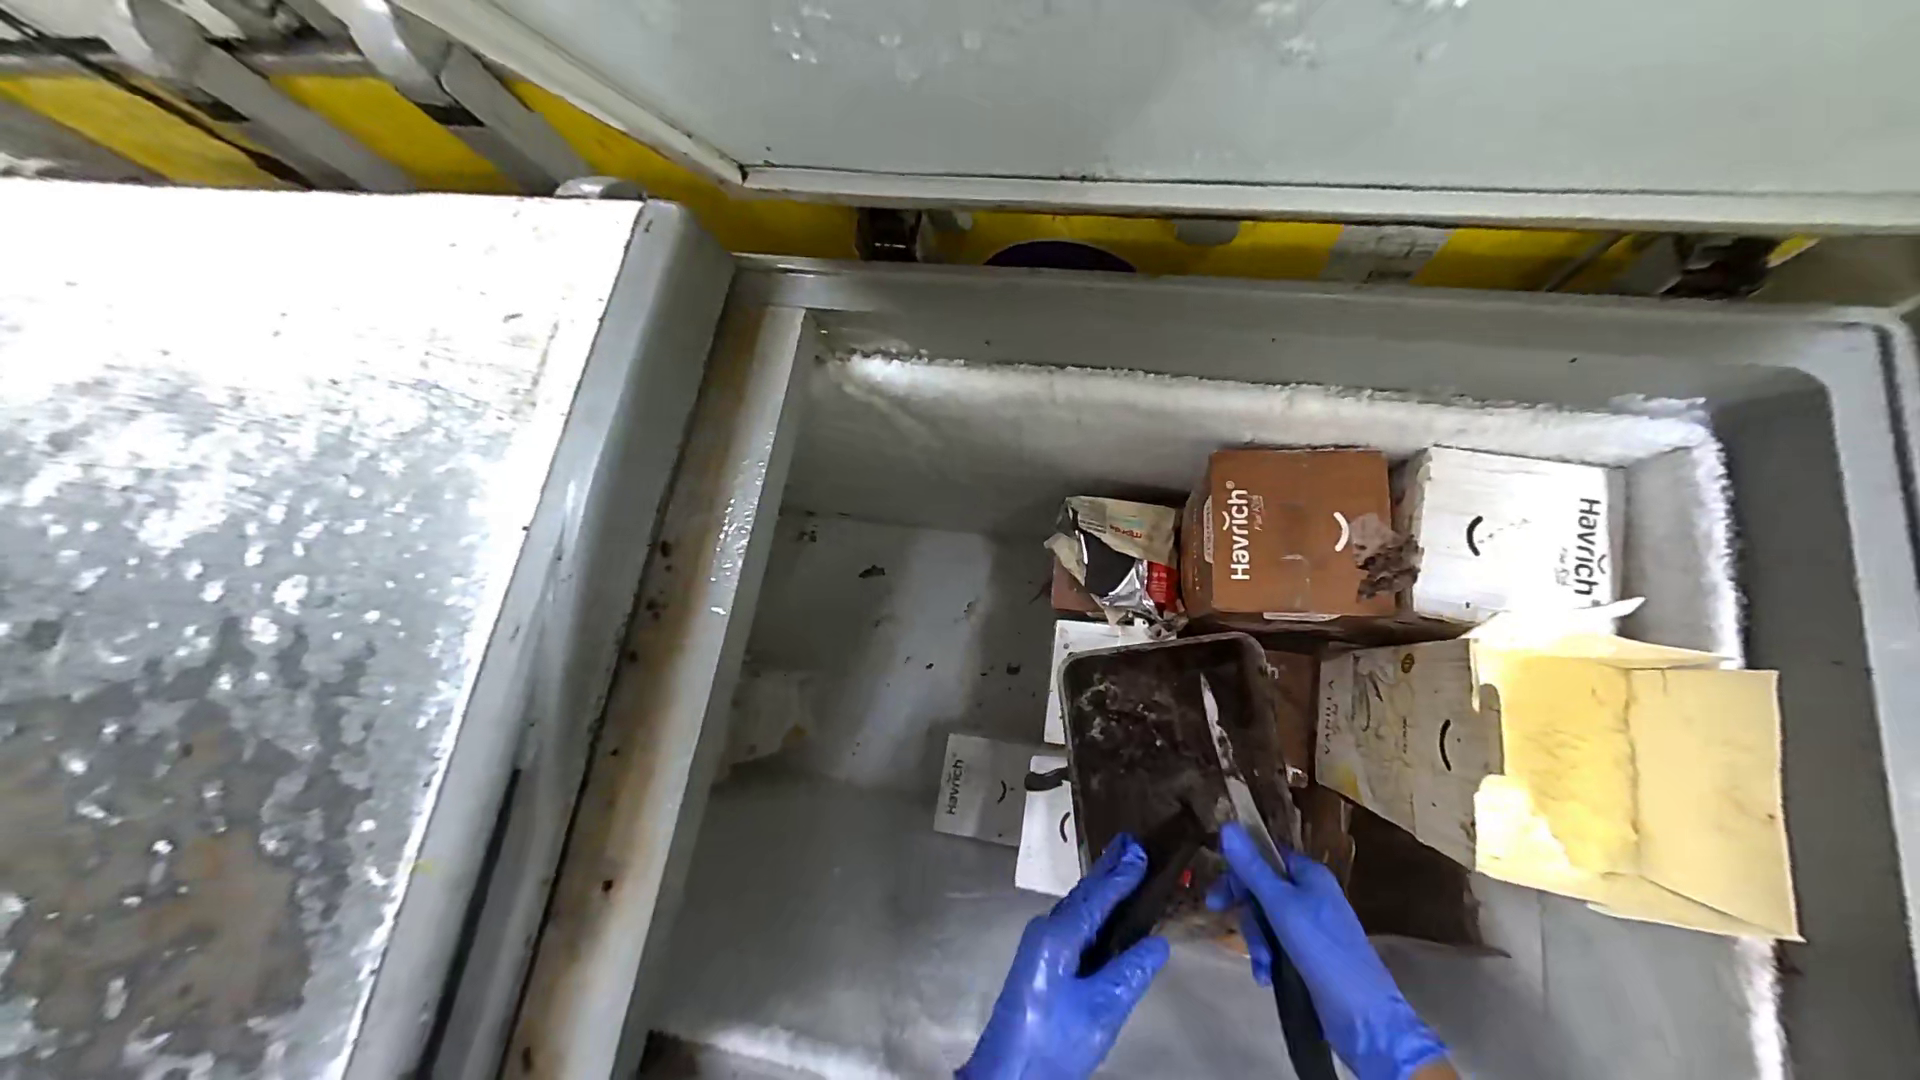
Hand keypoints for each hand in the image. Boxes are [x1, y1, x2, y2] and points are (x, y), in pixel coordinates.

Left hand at [960, 835, 1171, 1079]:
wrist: (1007, 1072)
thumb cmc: (1054, 1040)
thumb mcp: (1101, 1011)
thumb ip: (1129, 974)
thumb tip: (1157, 943)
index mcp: (1057, 935)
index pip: (1096, 897)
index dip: (1120, 875)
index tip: (1140, 850)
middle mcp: (1046, 928)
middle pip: (1084, 894)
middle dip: (1108, 869)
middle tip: (1130, 841)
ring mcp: (1041, 942)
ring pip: (1077, 906)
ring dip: (1101, 885)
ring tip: (1122, 864)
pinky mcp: (1042, 959)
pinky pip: (1073, 922)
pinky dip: (1093, 907)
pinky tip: (1105, 908)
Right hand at [1207, 823, 1448, 1079]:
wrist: (1366, 1020)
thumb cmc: (1323, 951)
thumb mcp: (1281, 905)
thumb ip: (1252, 867)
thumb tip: (1227, 825)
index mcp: (1308, 874)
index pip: (1264, 854)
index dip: (1239, 865)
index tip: (1218, 882)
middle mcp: (1309, 894)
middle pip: (1260, 886)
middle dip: (1243, 907)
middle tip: (1216, 910)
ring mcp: (1309, 925)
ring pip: (1264, 917)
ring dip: (1257, 940)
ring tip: (1262, 964)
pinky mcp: (1308, 954)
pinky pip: (1275, 943)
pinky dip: (1267, 957)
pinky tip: (1266, 976)